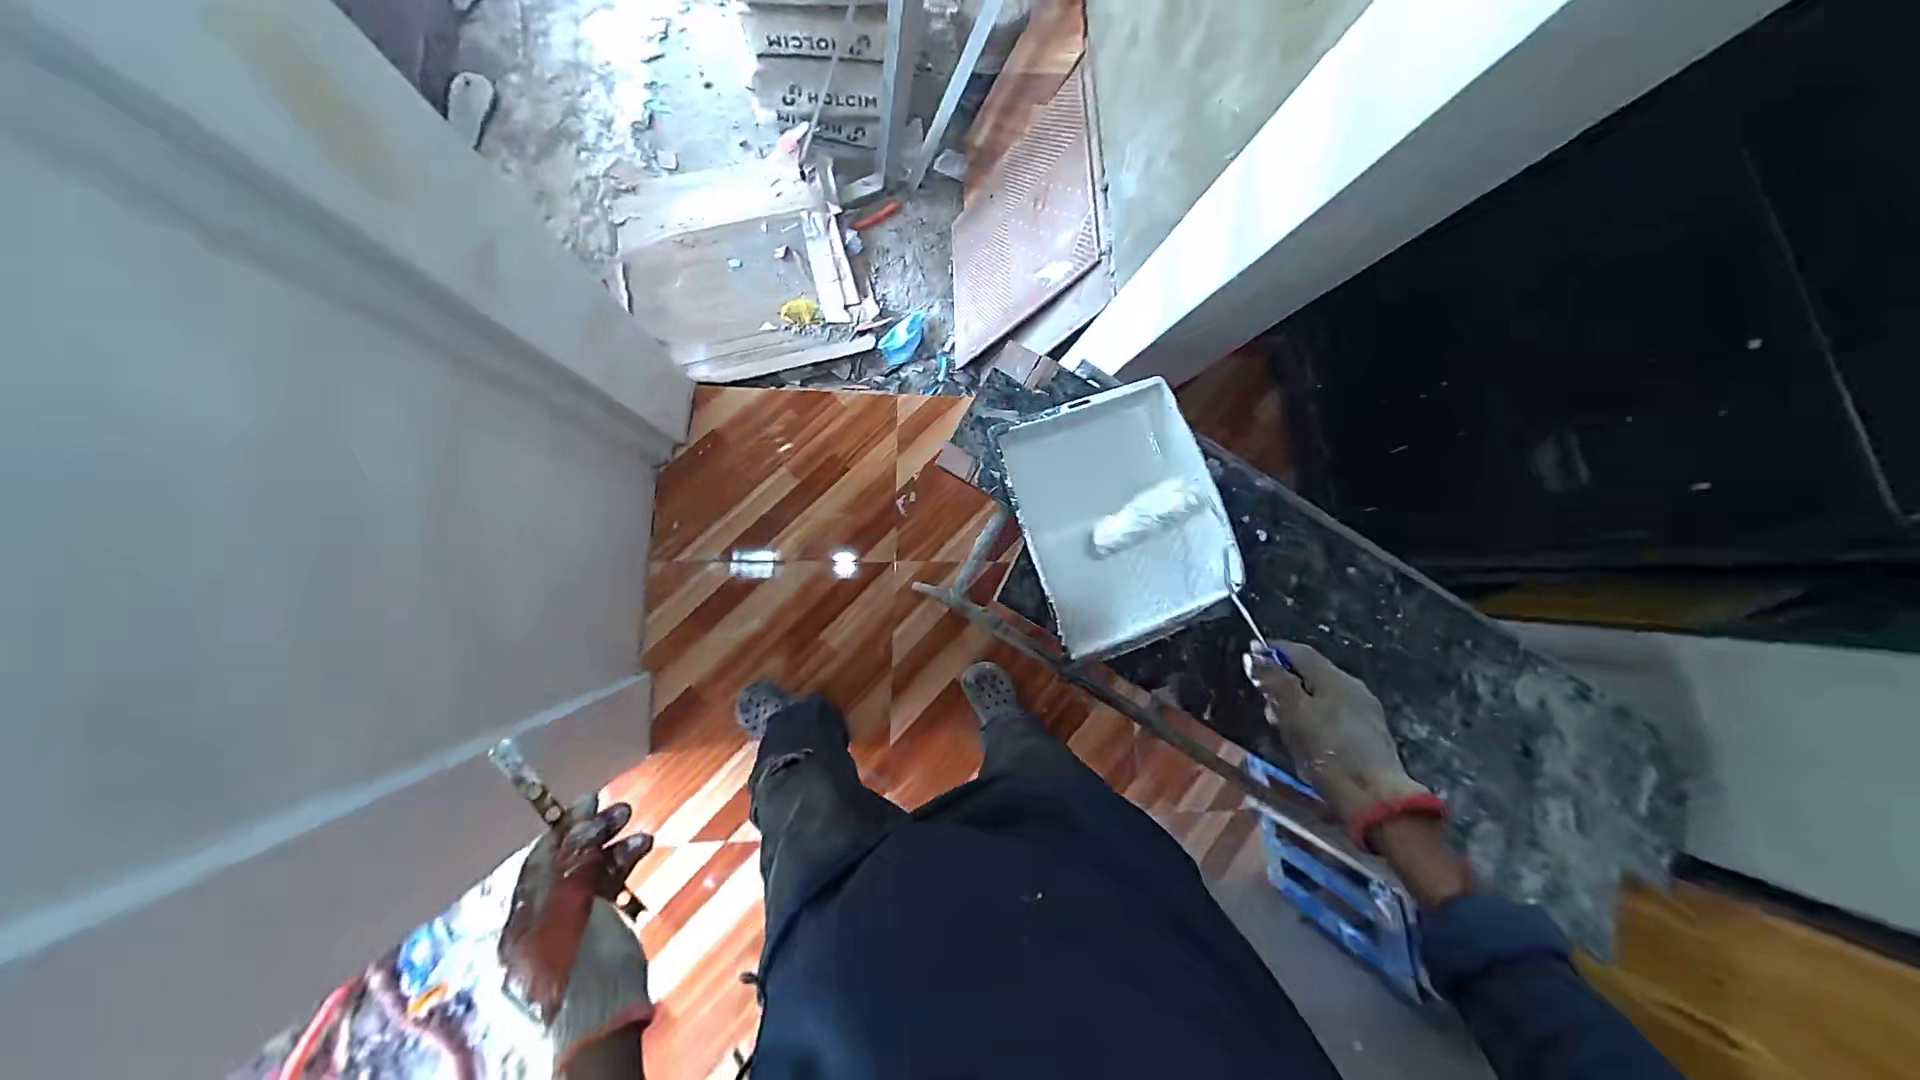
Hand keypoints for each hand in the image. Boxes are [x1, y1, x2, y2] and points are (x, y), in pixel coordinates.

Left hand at [500, 796, 654, 1070]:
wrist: (605, 1020)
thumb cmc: (580, 967)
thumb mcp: (571, 913)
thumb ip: (573, 870)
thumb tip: (577, 828)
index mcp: (522, 922)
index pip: (539, 864)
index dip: (563, 831)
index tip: (588, 802)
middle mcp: (542, 921)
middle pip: (567, 866)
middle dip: (593, 836)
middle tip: (619, 809)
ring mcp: (572, 926)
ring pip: (592, 875)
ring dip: (615, 849)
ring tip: (639, 831)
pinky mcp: (600, 930)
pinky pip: (608, 890)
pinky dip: (624, 868)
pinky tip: (641, 850)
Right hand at [1244, 642, 1442, 847]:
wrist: (1375, 798)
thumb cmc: (1327, 751)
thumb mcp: (1292, 713)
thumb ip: (1273, 681)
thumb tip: (1255, 655)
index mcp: (1333, 678)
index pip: (1299, 651)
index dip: (1273, 651)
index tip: (1251, 657)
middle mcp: (1353, 687)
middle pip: (1311, 673)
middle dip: (1284, 682)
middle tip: (1265, 702)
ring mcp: (1365, 711)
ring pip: (1322, 695)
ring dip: (1298, 702)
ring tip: (1282, 726)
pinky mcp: (1370, 734)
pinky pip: (1334, 714)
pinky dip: (1314, 718)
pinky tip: (1307, 740)